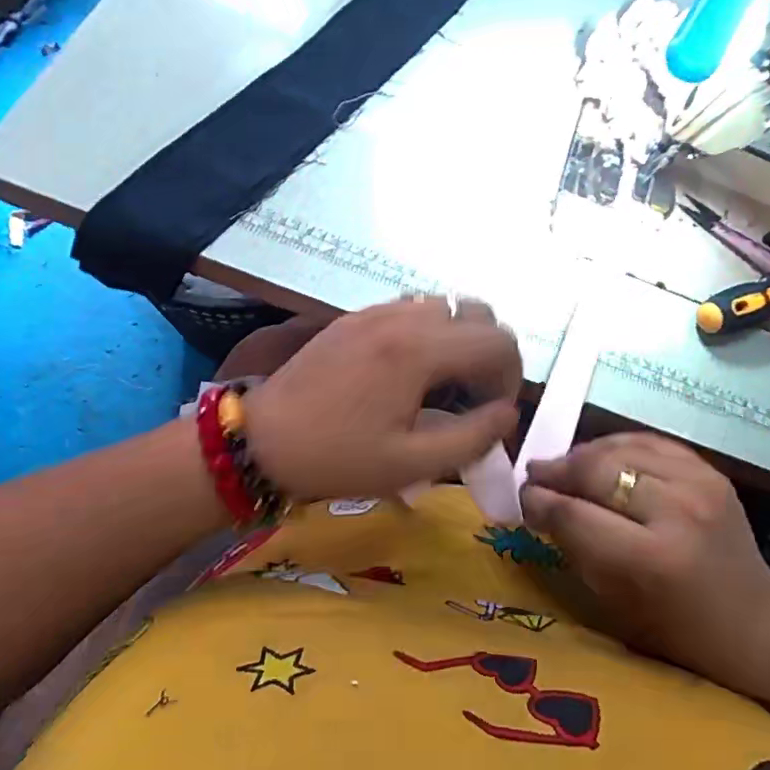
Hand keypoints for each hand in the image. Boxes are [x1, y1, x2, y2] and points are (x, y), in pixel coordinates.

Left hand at [240, 297, 521, 499]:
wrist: (259, 440)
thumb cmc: (337, 457)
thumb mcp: (411, 463)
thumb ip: (472, 437)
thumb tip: (506, 412)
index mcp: (419, 350)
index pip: (499, 342)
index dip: (510, 378)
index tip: (491, 413)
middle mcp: (403, 317)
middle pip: (479, 314)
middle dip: (490, 354)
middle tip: (472, 396)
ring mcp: (376, 311)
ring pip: (446, 306)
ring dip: (461, 339)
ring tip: (442, 383)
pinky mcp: (356, 317)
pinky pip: (413, 309)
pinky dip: (430, 332)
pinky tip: (409, 371)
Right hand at [520, 434, 769, 694]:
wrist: (756, 627)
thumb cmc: (678, 634)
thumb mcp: (616, 604)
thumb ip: (577, 549)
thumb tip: (540, 505)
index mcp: (651, 559)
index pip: (575, 514)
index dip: (540, 502)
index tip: (523, 498)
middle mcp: (677, 512)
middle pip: (596, 471)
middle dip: (557, 471)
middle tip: (535, 475)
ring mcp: (700, 484)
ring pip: (621, 449)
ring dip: (584, 454)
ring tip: (563, 464)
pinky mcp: (711, 472)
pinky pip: (651, 442)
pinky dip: (618, 445)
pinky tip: (601, 455)